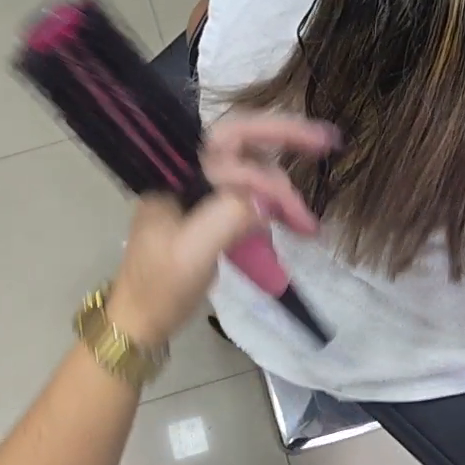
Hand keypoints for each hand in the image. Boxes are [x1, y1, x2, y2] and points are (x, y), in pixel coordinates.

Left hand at [104, 114, 336, 346]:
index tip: (314, 163)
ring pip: (249, 173)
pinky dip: (270, 209)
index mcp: (178, 174)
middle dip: (284, 141)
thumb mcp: (191, 253)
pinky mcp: (207, 215)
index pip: (232, 143)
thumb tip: (266, 197)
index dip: (275, 143)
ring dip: (280, 191)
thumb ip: (228, 216)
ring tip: (307, 225)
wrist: (138, 323)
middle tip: (327, 141)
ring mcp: (197, 195)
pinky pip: (245, 200)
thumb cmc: (157, 288)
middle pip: (242, 144)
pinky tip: (291, 225)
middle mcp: (187, 175)